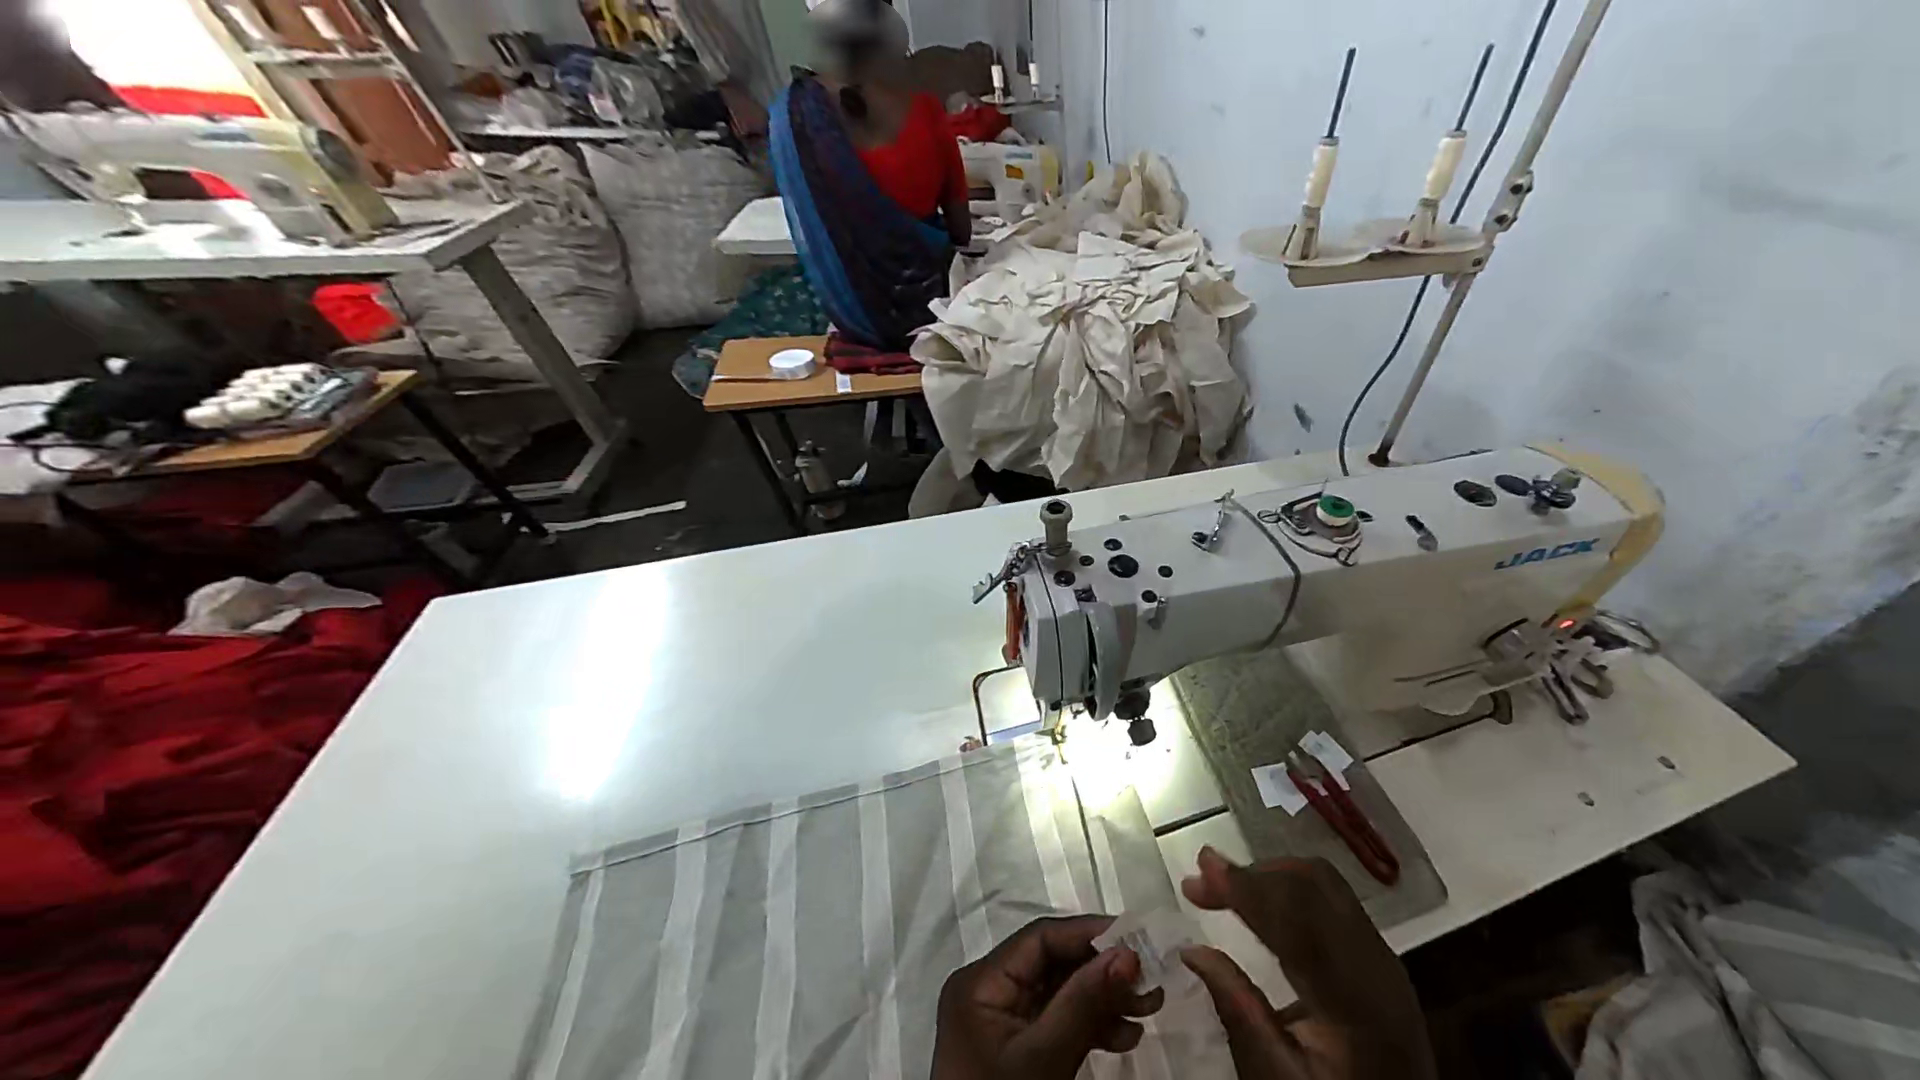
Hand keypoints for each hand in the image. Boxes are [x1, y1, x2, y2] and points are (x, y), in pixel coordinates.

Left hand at [932, 915, 1165, 1079]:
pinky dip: (1091, 1024)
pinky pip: (1057, 1020)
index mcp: (981, 981)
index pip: (1039, 939)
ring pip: (1060, 991)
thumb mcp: (1044, 1057)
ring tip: (1148, 1007)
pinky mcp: (1017, 1046)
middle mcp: (989, 990)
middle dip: (1103, 969)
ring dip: (1104, 998)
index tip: (1137, 938)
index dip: (1088, 933)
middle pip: (1052, 963)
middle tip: (1151, 978)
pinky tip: (1125, 1036)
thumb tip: (1128, 954)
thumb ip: (1083, 1004)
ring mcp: (1003, 1020)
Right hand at [1179, 848, 1434, 1079]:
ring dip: (1267, 874)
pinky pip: (1330, 896)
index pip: (1298, 922)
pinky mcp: (1377, 953)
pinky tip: (1258, 898)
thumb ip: (1238, 1011)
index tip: (1199, 869)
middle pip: (1312, 886)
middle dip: (1250, 874)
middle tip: (1200, 881)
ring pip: (1322, 882)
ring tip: (1223, 885)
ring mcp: (1382, 956)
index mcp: (1356, 1003)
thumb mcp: (1277, 1076)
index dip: (1247, 888)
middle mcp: (1377, 967)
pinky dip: (1286, 885)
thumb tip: (1191, 950)